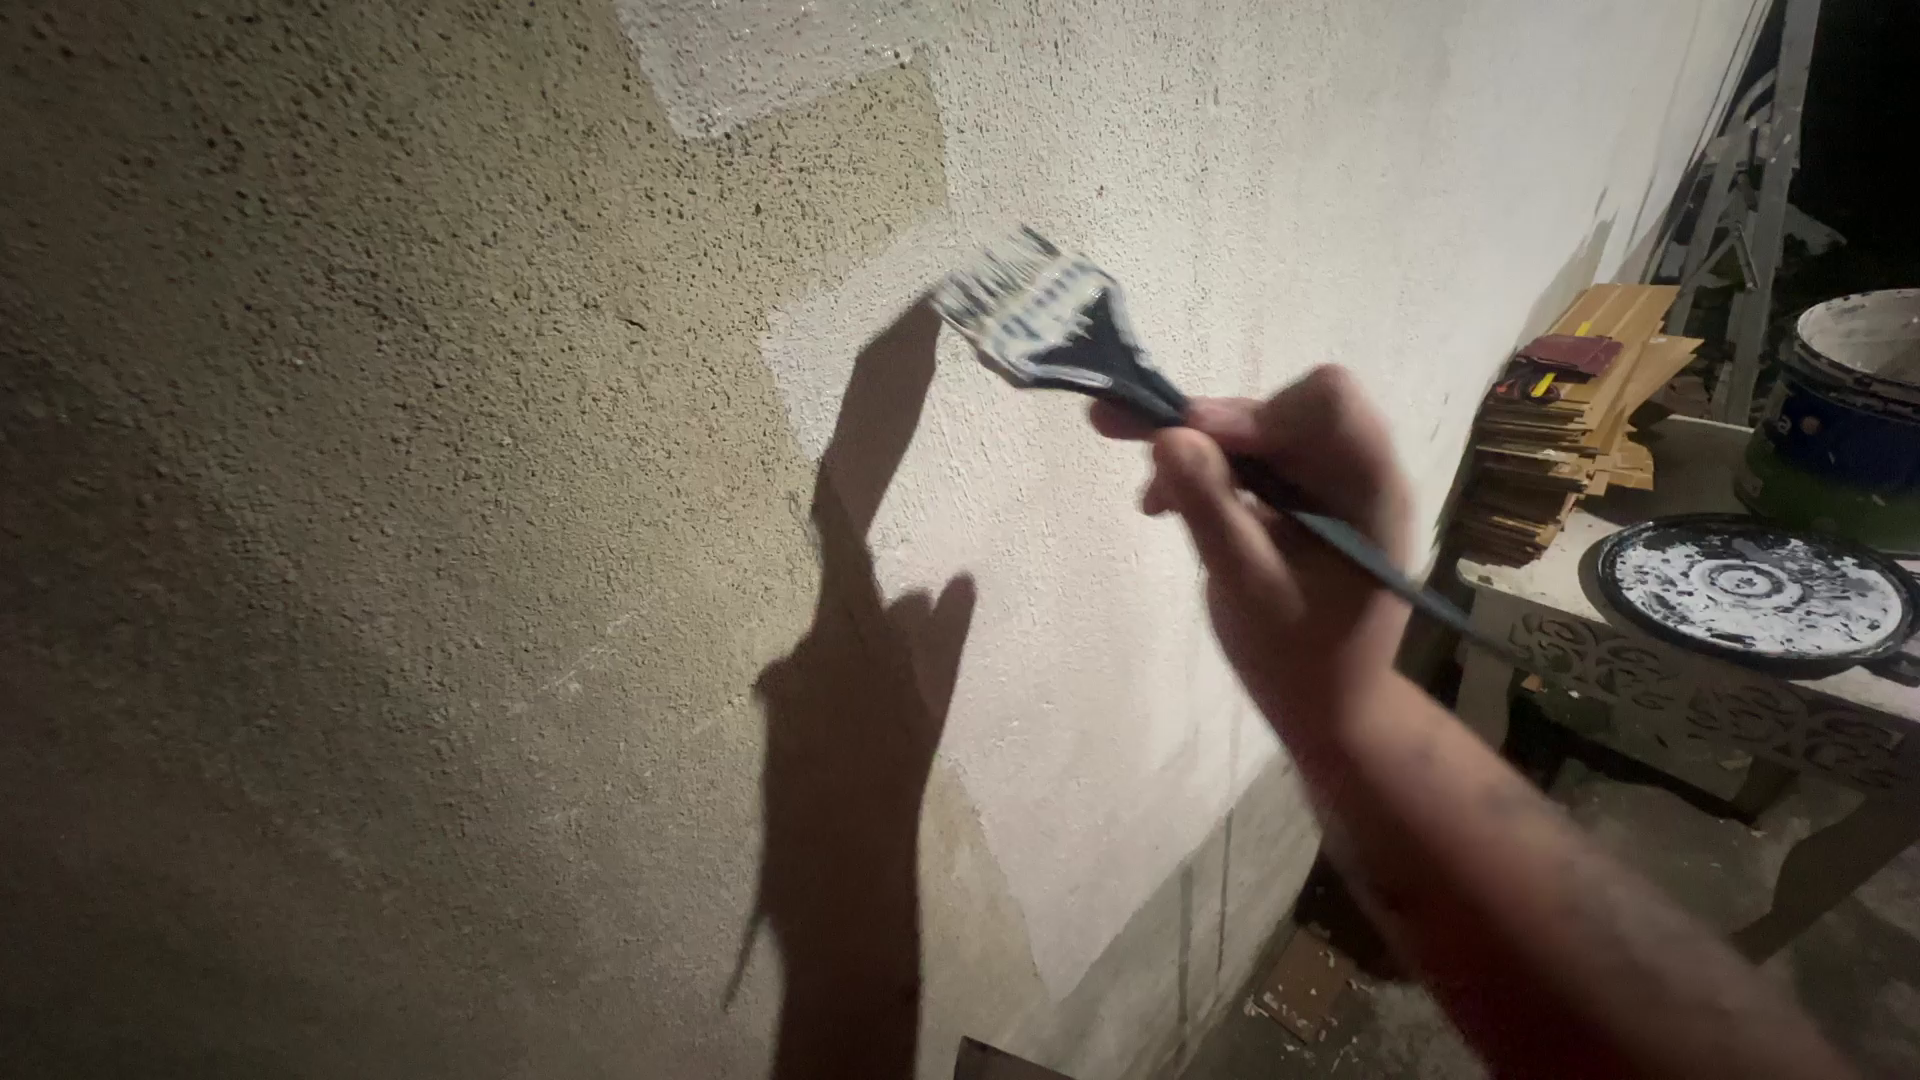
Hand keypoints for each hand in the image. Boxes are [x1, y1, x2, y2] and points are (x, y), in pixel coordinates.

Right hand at [1091, 365, 1413, 730]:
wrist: (1323, 702)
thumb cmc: (1295, 656)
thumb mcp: (1247, 586)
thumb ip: (1211, 508)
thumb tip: (1167, 435)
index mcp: (1370, 488)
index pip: (1329, 404)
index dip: (1255, 410)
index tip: (1188, 436)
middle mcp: (1353, 471)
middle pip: (1278, 409)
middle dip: (1203, 424)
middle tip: (1120, 426)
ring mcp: (1322, 483)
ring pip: (1252, 432)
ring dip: (1193, 450)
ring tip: (1149, 497)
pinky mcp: (1293, 498)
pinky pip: (1243, 461)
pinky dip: (1198, 473)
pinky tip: (1162, 504)